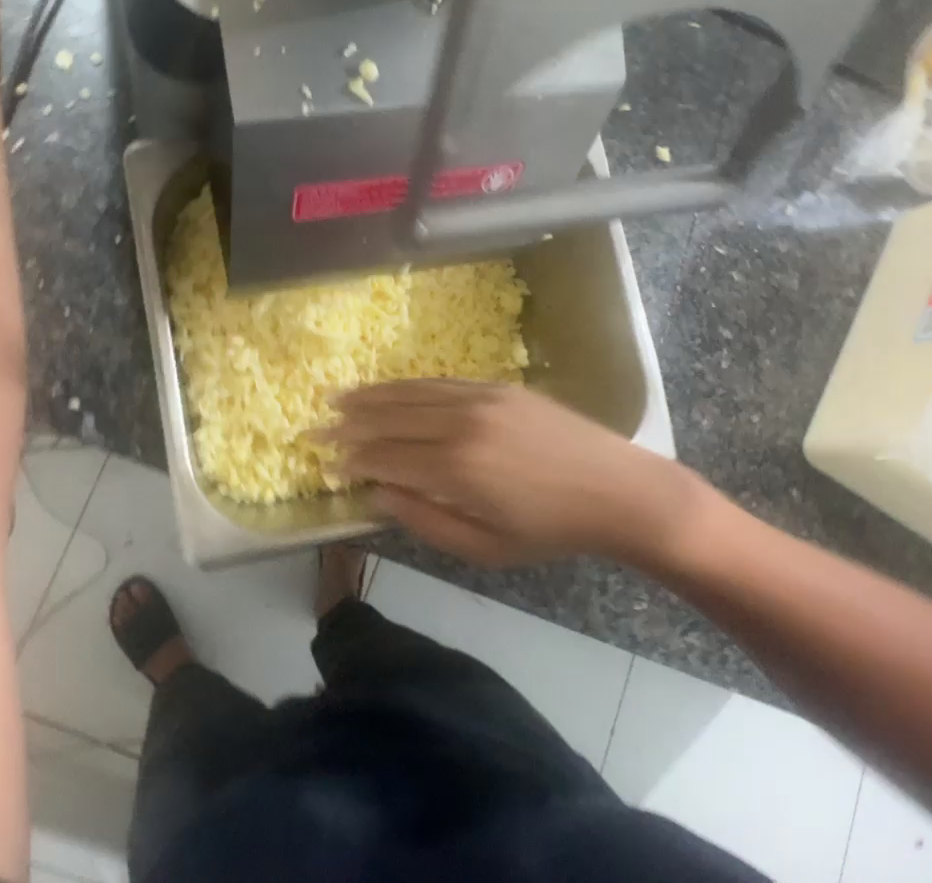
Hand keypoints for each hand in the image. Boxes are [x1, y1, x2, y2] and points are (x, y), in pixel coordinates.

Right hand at [328, 380, 706, 567]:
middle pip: (389, 420)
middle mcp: (460, 425)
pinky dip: (406, 386)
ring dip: (369, 398)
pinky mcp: (498, 388)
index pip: (385, 458)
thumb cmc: (551, 532)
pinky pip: (439, 383)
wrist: (619, 491)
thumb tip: (378, 495)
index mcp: (455, 470)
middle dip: (347, 426)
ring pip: (410, 394)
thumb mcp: (485, 549)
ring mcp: (480, 400)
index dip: (351, 461)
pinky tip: (388, 389)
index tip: (325, 465)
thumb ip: (425, 521)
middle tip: (312, 429)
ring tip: (337, 400)